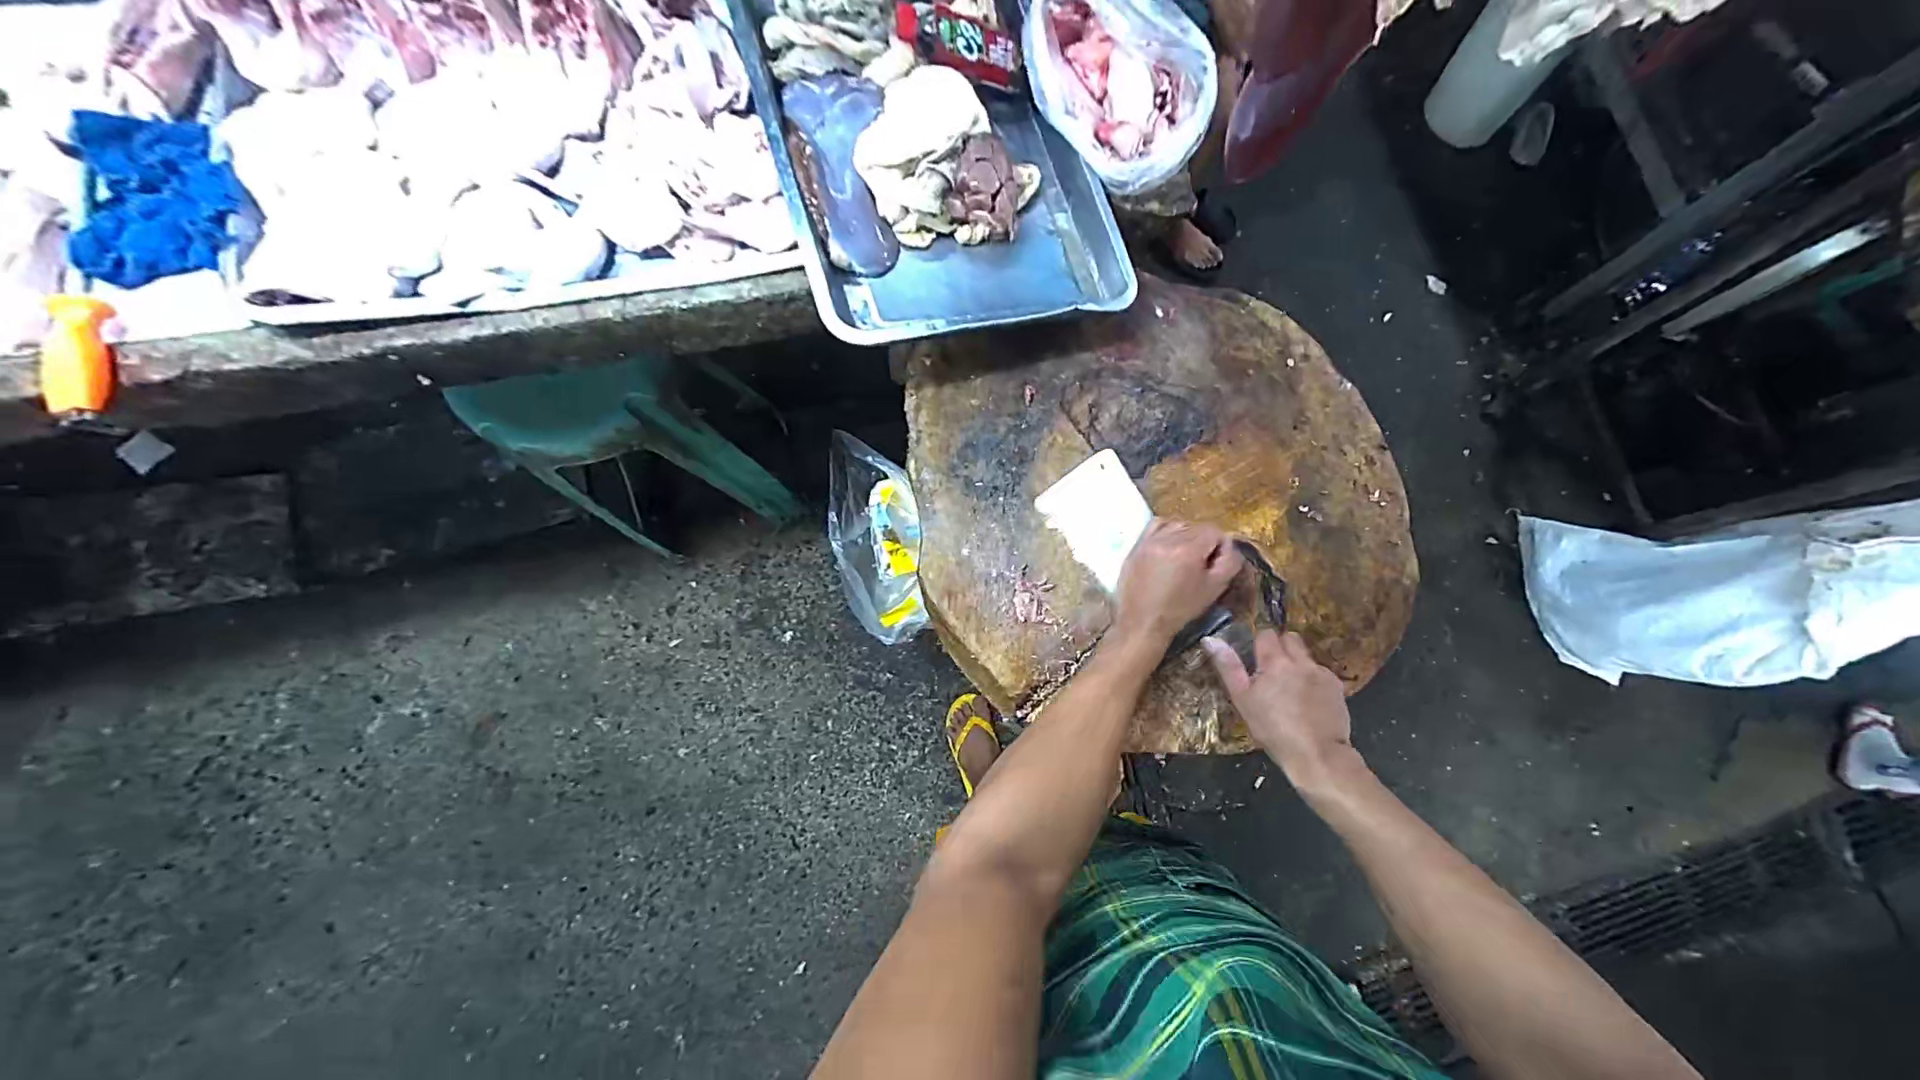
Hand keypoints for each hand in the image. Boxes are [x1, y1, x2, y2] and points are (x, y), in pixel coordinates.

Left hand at [1111, 518, 1242, 647]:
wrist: (1142, 622)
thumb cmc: (1181, 609)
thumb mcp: (1215, 588)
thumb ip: (1230, 562)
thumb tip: (1229, 546)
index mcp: (1187, 550)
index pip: (1214, 532)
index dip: (1221, 547)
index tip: (1216, 564)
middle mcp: (1166, 539)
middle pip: (1196, 527)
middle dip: (1204, 542)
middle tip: (1201, 564)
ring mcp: (1148, 541)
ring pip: (1177, 524)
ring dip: (1186, 535)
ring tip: (1185, 556)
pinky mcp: (1136, 546)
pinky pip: (1156, 526)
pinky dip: (1167, 531)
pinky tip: (1169, 545)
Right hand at [1203, 629, 1365, 792]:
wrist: (1317, 754)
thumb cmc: (1273, 729)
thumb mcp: (1242, 699)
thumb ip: (1228, 666)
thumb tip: (1211, 639)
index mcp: (1275, 662)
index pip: (1266, 634)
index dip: (1259, 644)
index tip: (1256, 660)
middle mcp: (1301, 661)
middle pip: (1290, 638)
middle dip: (1281, 648)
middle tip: (1272, 671)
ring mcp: (1322, 673)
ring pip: (1306, 656)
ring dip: (1297, 664)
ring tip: (1291, 688)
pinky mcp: (1337, 686)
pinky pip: (1321, 673)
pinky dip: (1313, 680)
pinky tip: (1309, 701)